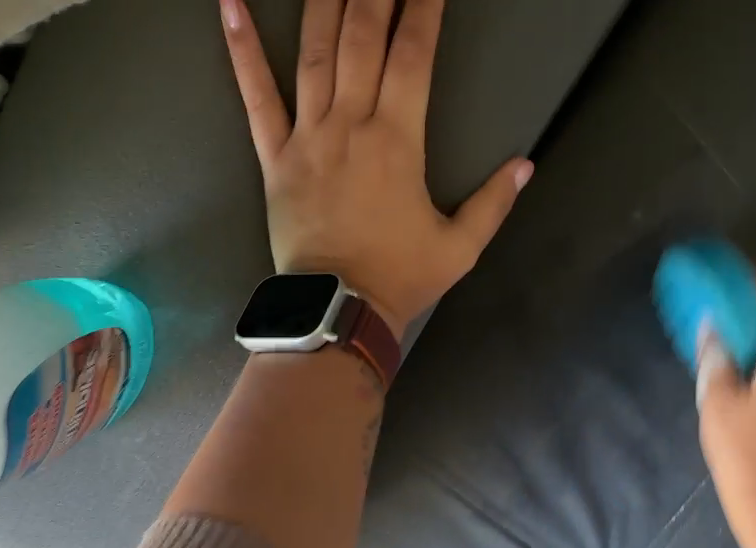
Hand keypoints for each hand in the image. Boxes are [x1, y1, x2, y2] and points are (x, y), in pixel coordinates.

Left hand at [220, 0, 532, 339]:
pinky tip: (230, 2)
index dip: (422, 10)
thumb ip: (493, 204)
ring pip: (314, 53)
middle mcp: (350, 125)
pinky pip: (256, 96)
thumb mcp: (460, 249)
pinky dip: (241, 49)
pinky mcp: (275, 157)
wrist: (339, 310)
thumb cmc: (401, 279)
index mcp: (398, 141)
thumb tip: (525, 165)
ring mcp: (308, 137)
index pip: (412, 56)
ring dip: (324, 1)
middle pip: (362, 38)